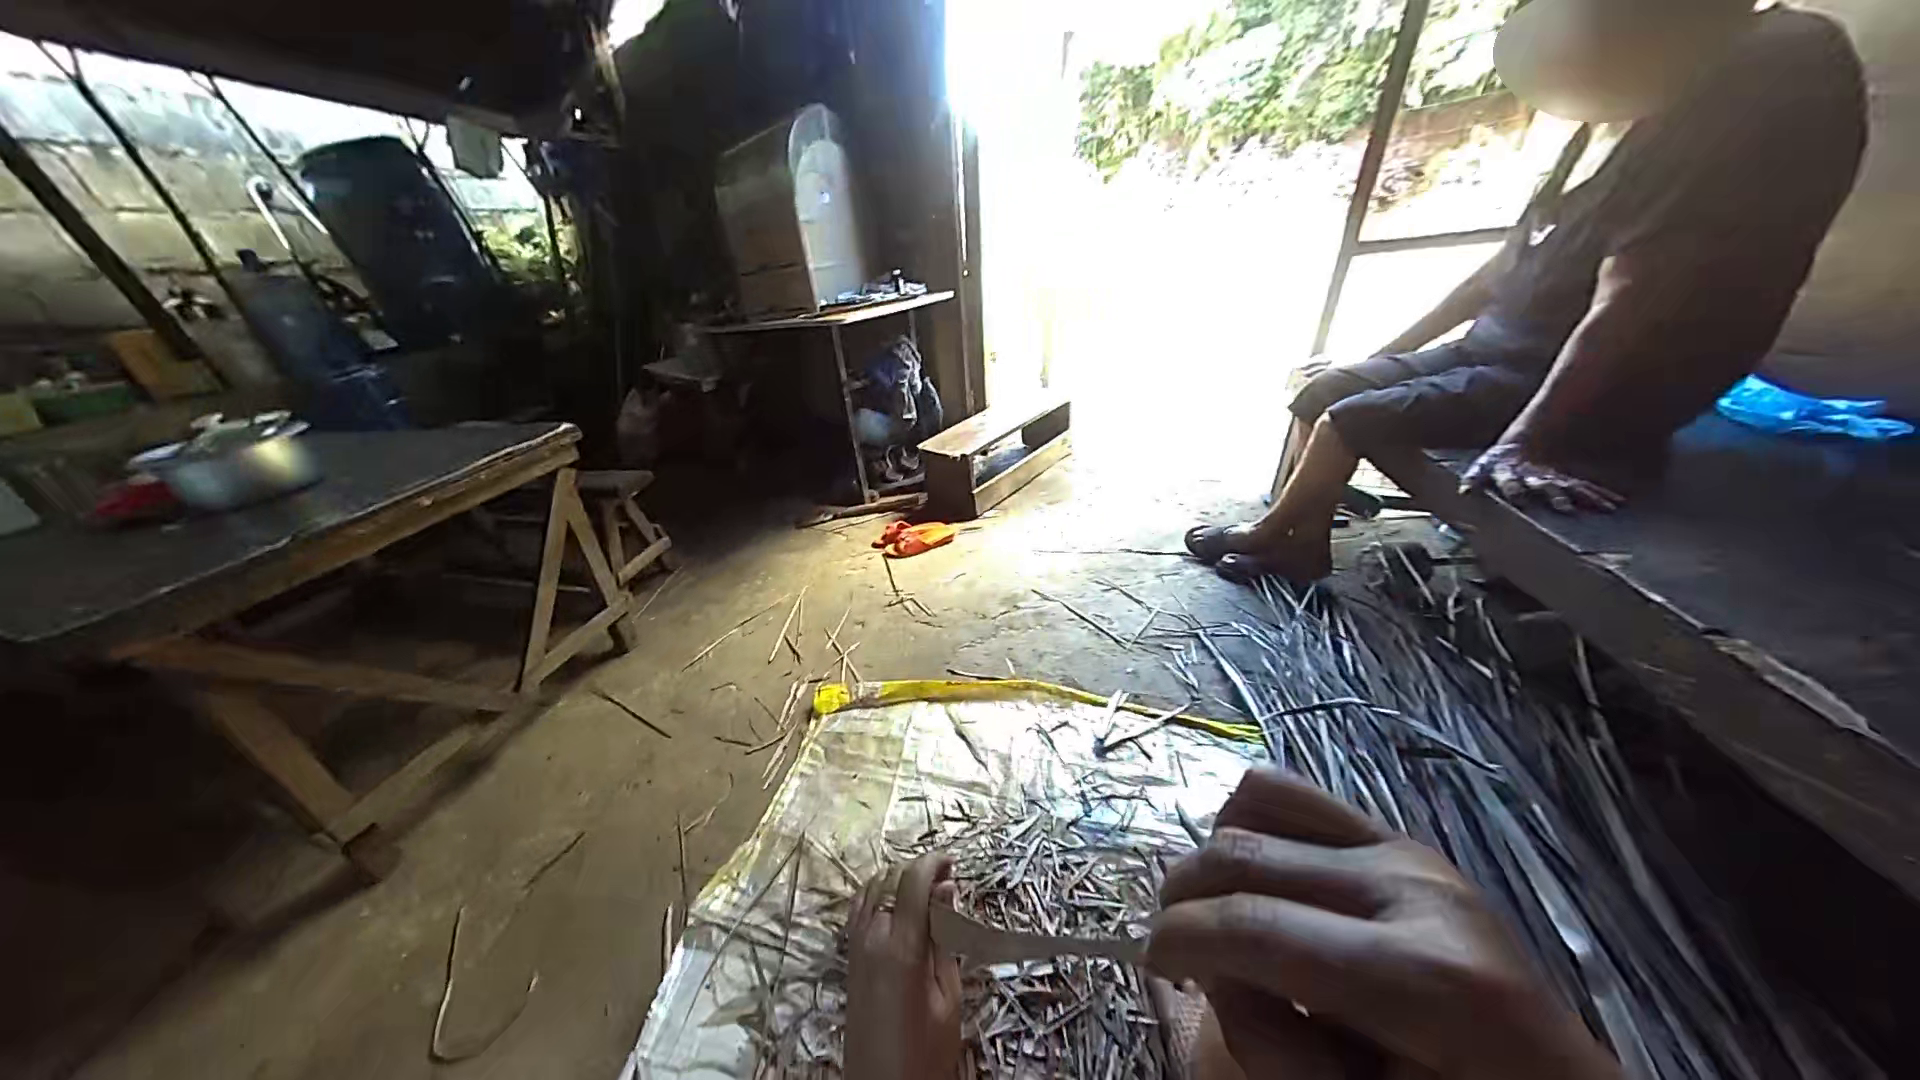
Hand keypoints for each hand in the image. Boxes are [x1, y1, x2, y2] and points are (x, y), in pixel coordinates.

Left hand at [845, 854, 962, 1079]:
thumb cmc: (925, 1052)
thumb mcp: (948, 997)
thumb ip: (945, 937)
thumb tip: (947, 889)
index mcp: (901, 947)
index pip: (913, 880)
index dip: (934, 862)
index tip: (952, 862)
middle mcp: (872, 937)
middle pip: (891, 878)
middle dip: (918, 870)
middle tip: (944, 881)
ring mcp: (856, 945)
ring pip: (872, 887)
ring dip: (898, 880)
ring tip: (924, 892)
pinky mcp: (849, 956)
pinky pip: (859, 907)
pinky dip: (879, 894)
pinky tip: (897, 906)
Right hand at [1150, 769, 1621, 1079]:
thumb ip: (1266, 1037)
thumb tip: (1205, 966)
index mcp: (1426, 978)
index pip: (1255, 927)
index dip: (1182, 940)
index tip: (1151, 965)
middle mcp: (1412, 886)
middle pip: (1243, 855)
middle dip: (1182, 897)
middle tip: (1172, 947)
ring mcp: (1406, 848)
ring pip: (1255, 803)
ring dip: (1212, 856)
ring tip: (1214, 913)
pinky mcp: (1397, 837)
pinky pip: (1291, 793)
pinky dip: (1245, 820)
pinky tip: (1253, 875)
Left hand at [1460, 440, 1621, 512]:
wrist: (1516, 449)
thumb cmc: (1493, 465)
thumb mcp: (1480, 469)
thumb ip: (1473, 480)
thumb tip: (1464, 490)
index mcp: (1510, 474)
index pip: (1510, 481)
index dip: (1514, 490)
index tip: (1518, 500)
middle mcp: (1534, 476)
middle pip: (1545, 486)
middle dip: (1554, 496)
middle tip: (1564, 508)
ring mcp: (1552, 478)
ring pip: (1570, 487)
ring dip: (1583, 498)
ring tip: (1602, 508)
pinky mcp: (1565, 480)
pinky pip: (1585, 488)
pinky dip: (1598, 496)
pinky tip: (1613, 504)